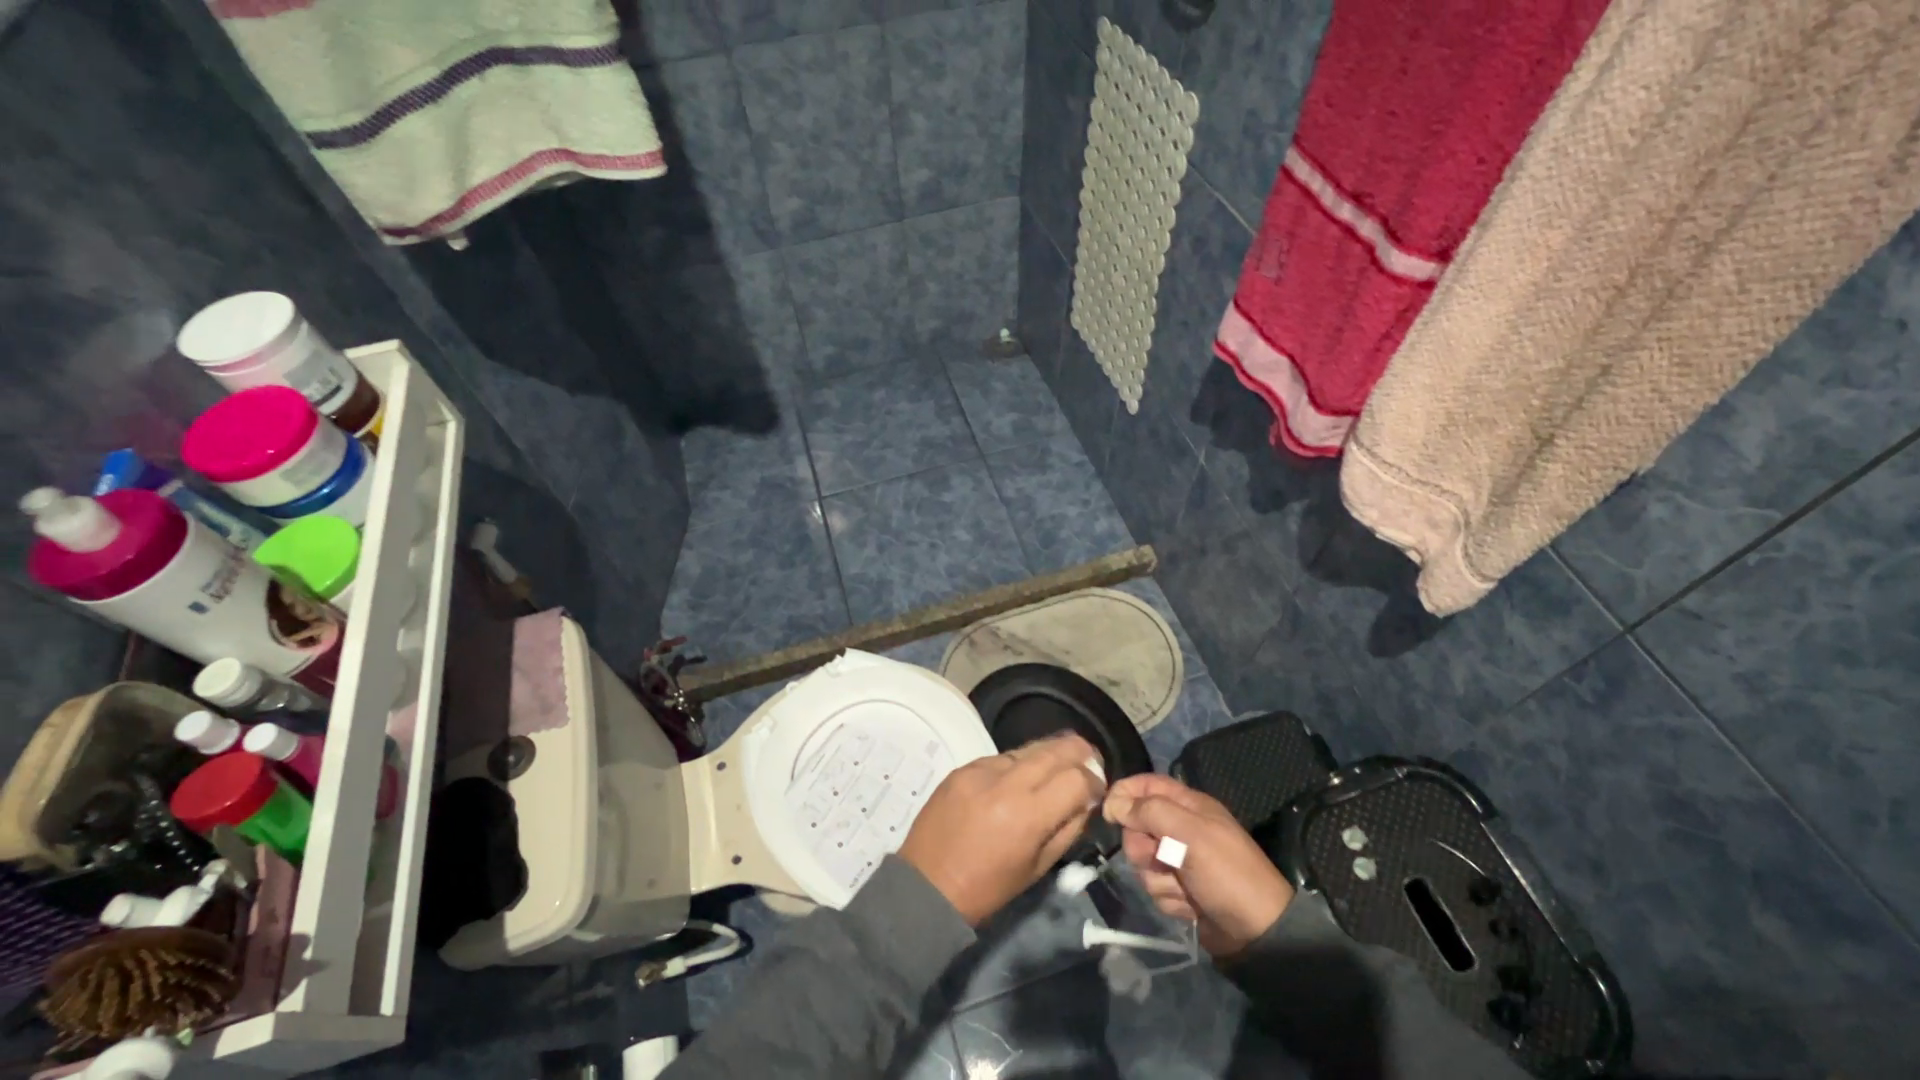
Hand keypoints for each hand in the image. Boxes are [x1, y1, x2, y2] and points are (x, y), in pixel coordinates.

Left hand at [900, 733, 1105, 925]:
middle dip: (1079, 753)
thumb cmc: (987, 889)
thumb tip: (1085, 801)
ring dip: (1048, 756)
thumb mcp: (1038, 867)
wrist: (926, 886)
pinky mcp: (962, 769)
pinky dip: (1016, 765)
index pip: (1077, 778)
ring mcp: (980, 771)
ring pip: (1027, 749)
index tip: (1097, 791)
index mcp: (1028, 815)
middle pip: (1055, 750)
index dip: (1095, 782)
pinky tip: (1019, 779)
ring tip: (1058, 766)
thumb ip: (1067, 828)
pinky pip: (1000, 758)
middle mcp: (1005, 783)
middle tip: (1089, 760)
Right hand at [1103, 774, 1294, 957]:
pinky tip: (1189, 904)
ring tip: (1182, 887)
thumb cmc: (1226, 872)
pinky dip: (1169, 898)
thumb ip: (1150, 812)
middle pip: (1138, 827)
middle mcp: (1182, 829)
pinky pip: (1154, 887)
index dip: (1125, 793)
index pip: (1147, 785)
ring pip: (1143, 861)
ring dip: (1158, 878)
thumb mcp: (1190, 834)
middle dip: (1143, 847)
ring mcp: (1180, 861)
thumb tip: (1115, 803)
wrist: (1255, 930)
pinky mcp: (1178, 888)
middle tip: (1161, 857)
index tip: (1110, 813)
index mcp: (1189, 805)